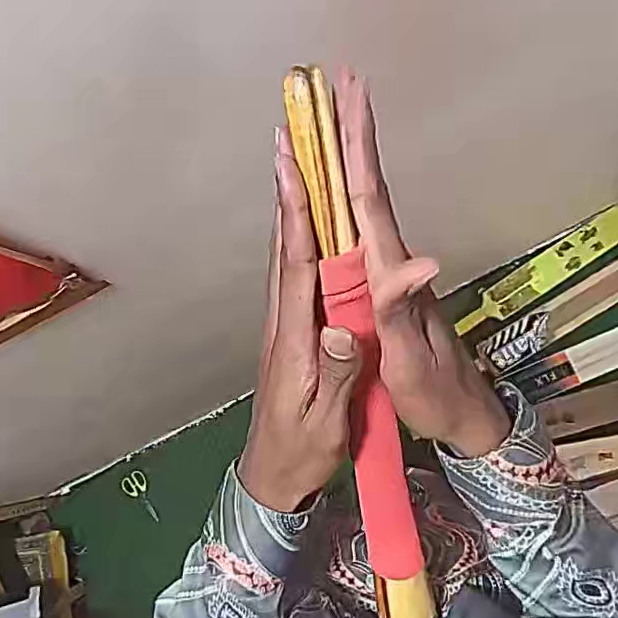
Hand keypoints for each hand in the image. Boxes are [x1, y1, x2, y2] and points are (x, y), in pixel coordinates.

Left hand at [237, 128, 365, 511]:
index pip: (295, 267)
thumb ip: (337, 376)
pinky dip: (295, 242)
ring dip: (288, 211)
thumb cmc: (302, 452)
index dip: (295, 217)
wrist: (272, 476)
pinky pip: (292, 278)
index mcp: (292, 340)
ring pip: (284, 259)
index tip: (293, 166)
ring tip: (293, 166)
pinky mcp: (289, 337)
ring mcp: (283, 330)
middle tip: (287, 141)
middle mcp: (282, 325)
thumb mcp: (326, 424)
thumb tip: (344, 328)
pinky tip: (303, 229)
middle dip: (286, 194)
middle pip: (283, 249)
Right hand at [338, 69, 509, 457]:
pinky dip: (346, 205)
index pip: (371, 204)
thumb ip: (401, 313)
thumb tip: (412, 260)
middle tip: (341, 87)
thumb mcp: (410, 363)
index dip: (358, 152)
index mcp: (393, 276)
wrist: (462, 412)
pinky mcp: (388, 290)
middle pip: (369, 193)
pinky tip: (336, 199)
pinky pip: (360, 237)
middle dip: (355, 137)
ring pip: (365, 211)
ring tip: (332, 127)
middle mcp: (393, 266)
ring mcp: (391, 277)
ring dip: (349, 164)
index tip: (349, 100)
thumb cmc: (433, 393)